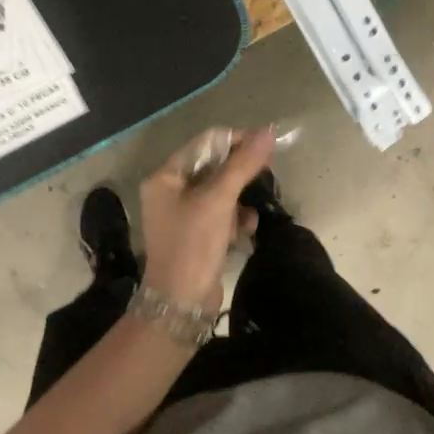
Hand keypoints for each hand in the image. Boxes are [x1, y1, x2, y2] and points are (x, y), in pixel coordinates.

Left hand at [137, 127, 274, 310]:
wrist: (181, 301)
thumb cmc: (193, 244)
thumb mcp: (218, 200)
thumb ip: (242, 165)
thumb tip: (267, 132)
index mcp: (165, 177)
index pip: (204, 144)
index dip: (235, 141)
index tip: (266, 148)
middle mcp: (170, 192)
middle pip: (213, 168)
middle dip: (239, 175)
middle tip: (265, 177)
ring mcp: (182, 215)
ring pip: (220, 193)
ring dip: (239, 201)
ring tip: (248, 217)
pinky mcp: (196, 236)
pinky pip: (221, 216)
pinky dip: (234, 220)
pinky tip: (244, 232)